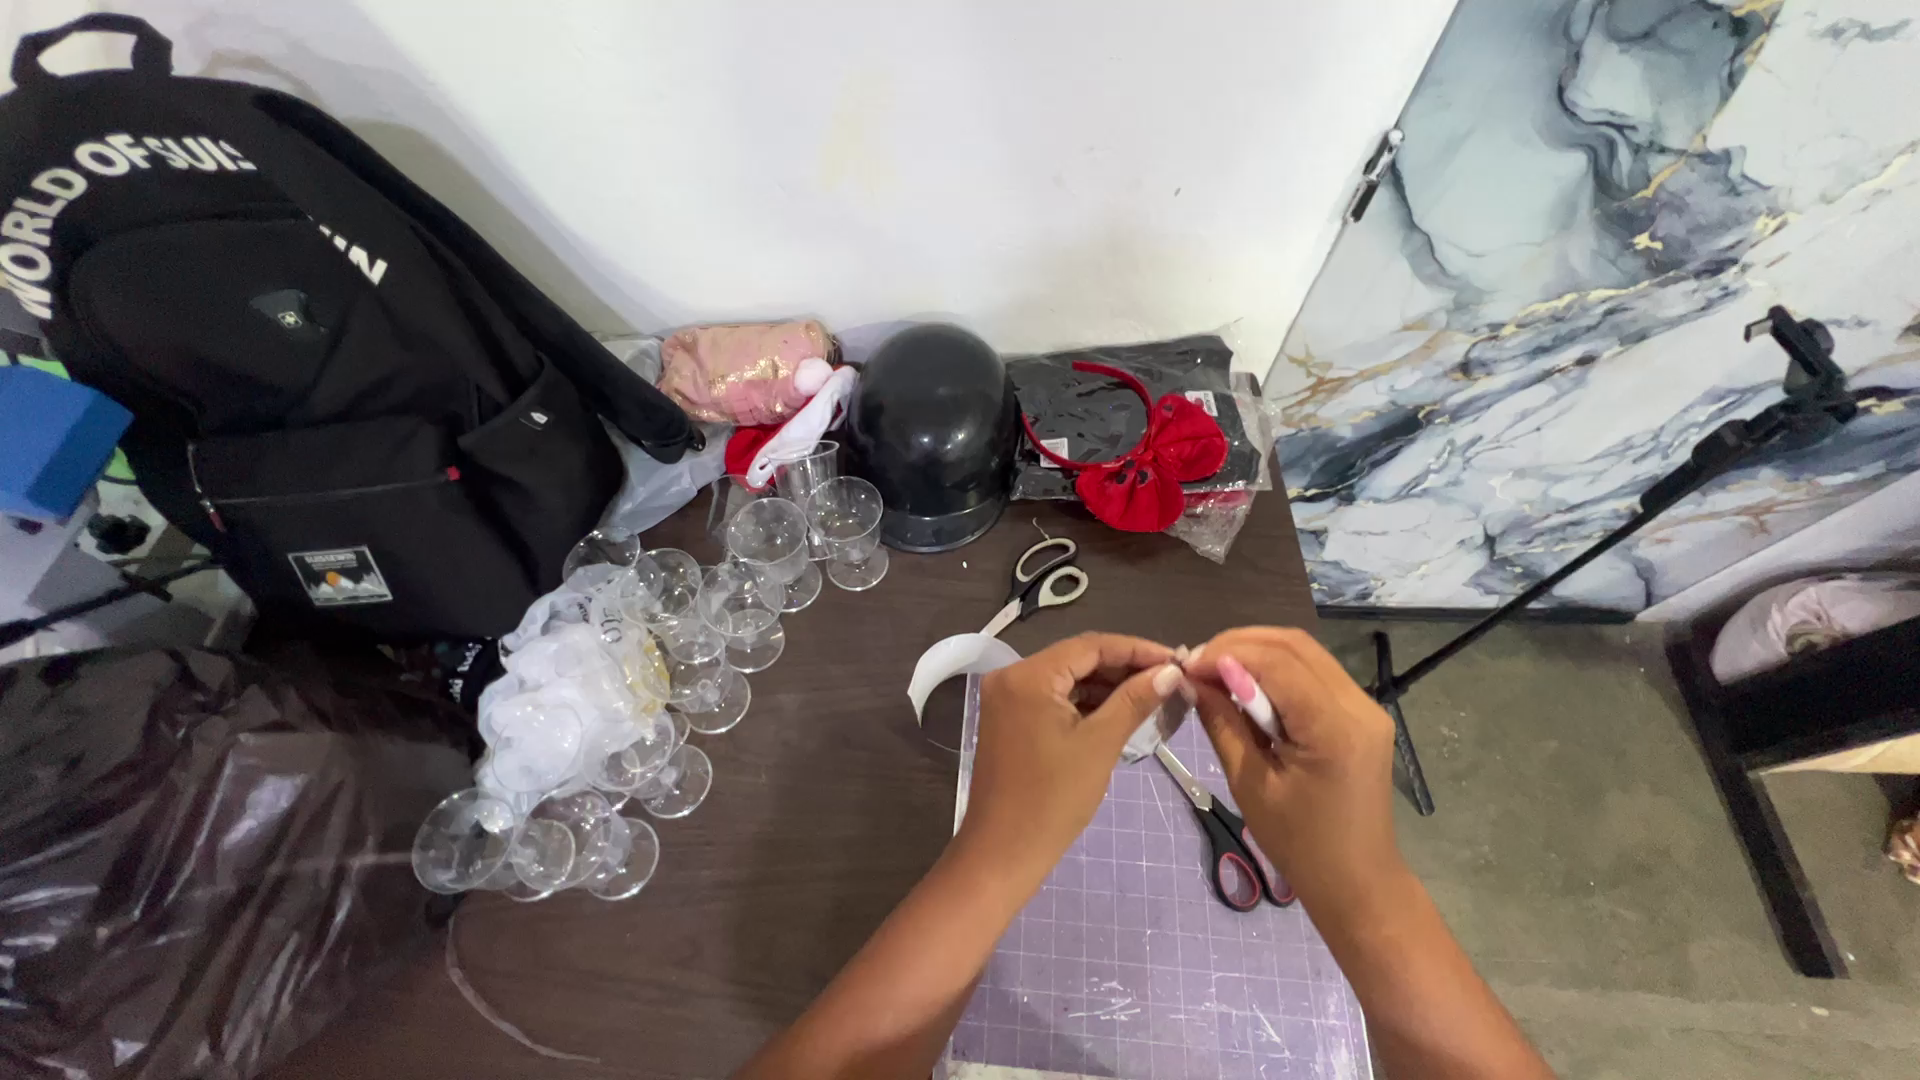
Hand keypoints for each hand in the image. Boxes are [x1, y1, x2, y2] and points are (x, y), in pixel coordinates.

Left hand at [961, 633, 1181, 878]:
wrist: (1004, 851)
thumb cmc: (1053, 799)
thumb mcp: (1100, 743)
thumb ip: (1134, 700)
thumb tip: (1170, 670)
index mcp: (1028, 675)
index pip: (1090, 646)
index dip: (1136, 649)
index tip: (1176, 659)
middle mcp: (1011, 676)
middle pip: (1077, 659)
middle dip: (1124, 667)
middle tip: (1170, 678)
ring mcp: (1007, 698)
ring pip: (1066, 679)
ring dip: (1106, 685)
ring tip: (1153, 694)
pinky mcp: (1009, 718)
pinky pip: (1053, 698)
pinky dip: (1085, 703)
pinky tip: (1119, 710)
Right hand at [1182, 627, 1403, 910]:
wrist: (1358, 881)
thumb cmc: (1299, 843)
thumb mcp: (1249, 782)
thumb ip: (1222, 721)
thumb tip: (1192, 679)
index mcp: (1333, 728)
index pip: (1275, 662)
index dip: (1225, 654)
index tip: (1187, 667)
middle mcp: (1358, 705)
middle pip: (1293, 644)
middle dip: (1238, 643)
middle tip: (1197, 664)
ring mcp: (1365, 706)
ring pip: (1304, 651)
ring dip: (1255, 651)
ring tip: (1216, 671)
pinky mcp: (1360, 712)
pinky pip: (1313, 670)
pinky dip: (1275, 667)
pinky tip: (1247, 685)